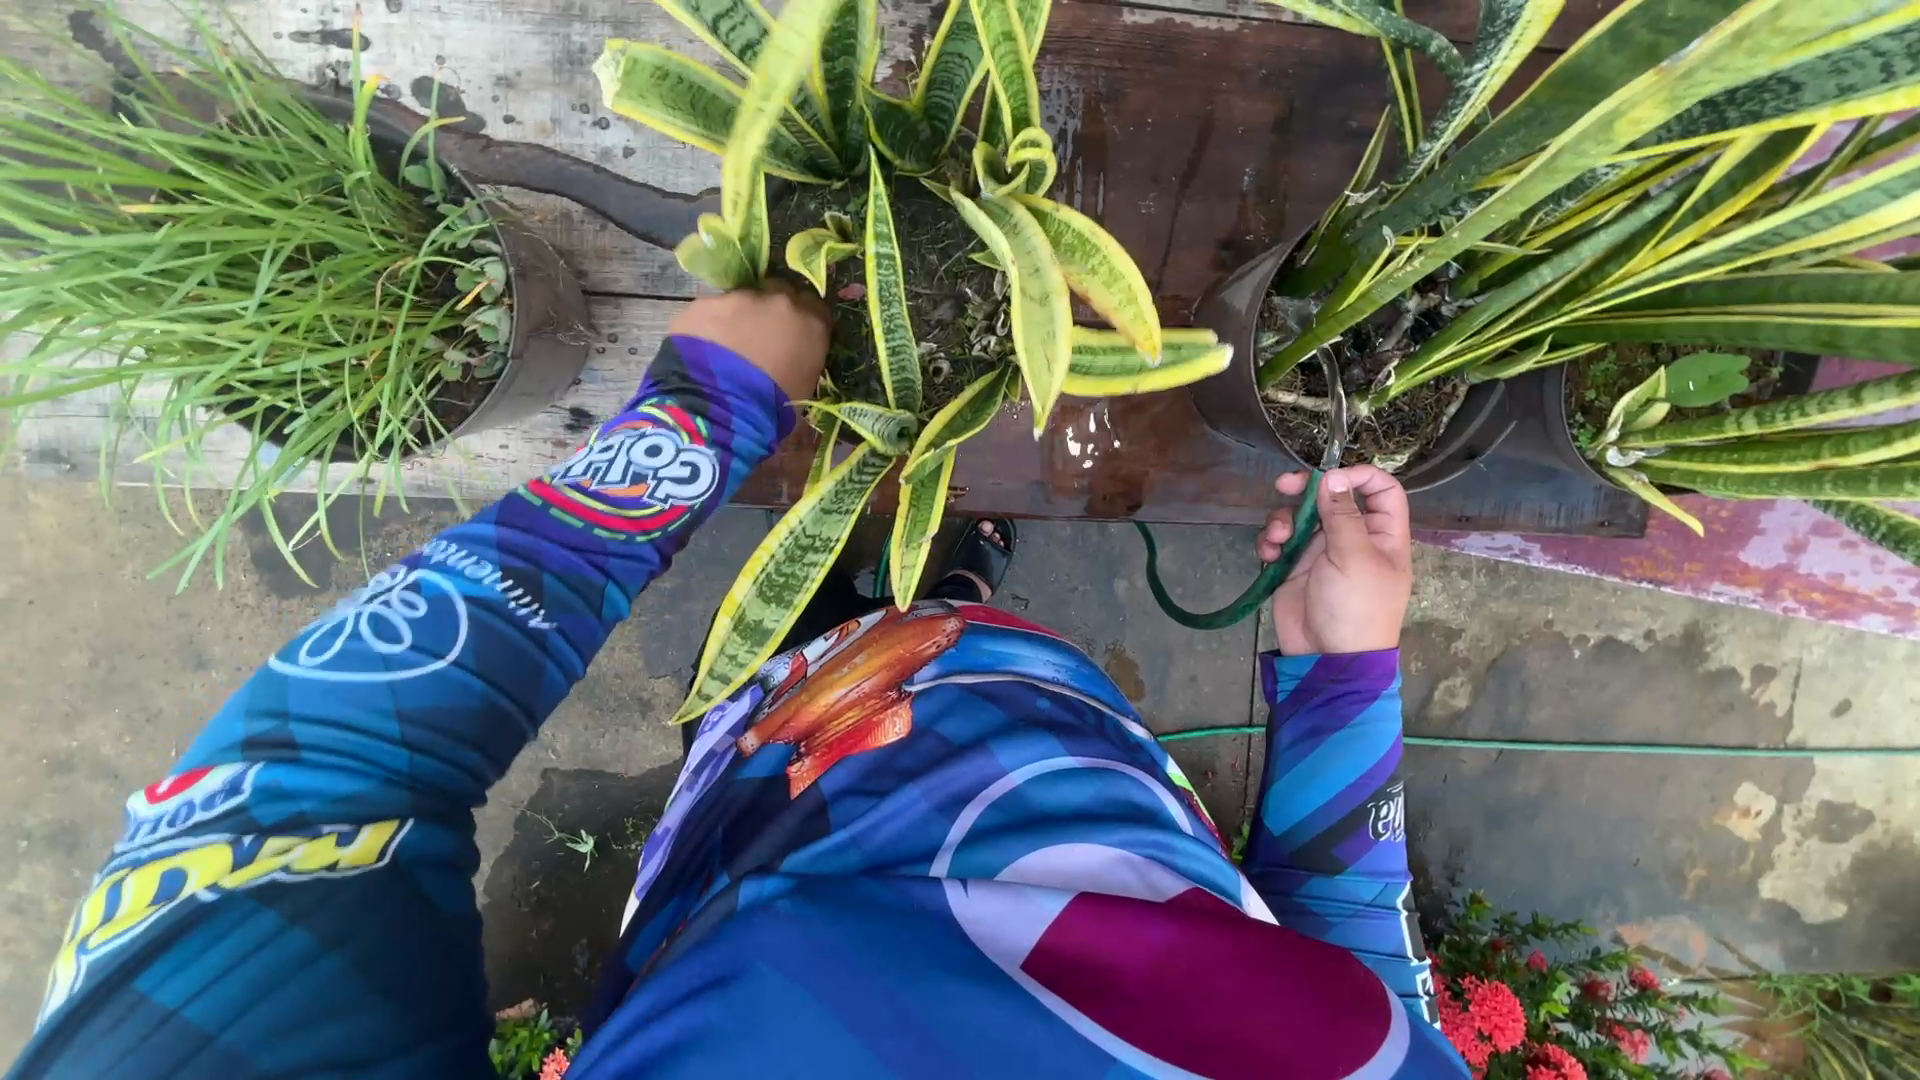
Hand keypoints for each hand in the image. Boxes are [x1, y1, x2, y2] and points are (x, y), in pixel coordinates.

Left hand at [668, 279, 829, 400]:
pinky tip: (703, 349)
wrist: (722, 407)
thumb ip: (803, 363)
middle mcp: (781, 302)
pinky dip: (711, 325)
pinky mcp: (705, 303)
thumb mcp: (804, 389)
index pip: (816, 309)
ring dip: (740, 318)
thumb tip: (792, 362)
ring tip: (728, 348)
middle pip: (780, 293)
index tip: (795, 336)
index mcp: (813, 325)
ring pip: (743, 300)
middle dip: (773, 311)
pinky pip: (712, 311)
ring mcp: (740, 298)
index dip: (804, 321)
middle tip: (761, 338)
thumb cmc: (773, 410)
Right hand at [1256, 465, 1412, 654]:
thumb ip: (1342, 515)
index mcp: (1381, 535)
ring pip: (1298, 517)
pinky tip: (1268, 556)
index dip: (1359, 476)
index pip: (1381, 491)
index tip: (1330, 475)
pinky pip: (1279, 542)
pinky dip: (1270, 543)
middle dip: (1305, 490)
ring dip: (1281, 521)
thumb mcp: (1353, 557)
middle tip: (1283, 486)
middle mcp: (1352, 538)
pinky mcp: (1294, 567)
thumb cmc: (1354, 607)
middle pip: (1330, 498)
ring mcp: (1321, 552)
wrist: (1326, 656)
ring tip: (1275, 539)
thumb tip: (1333, 477)